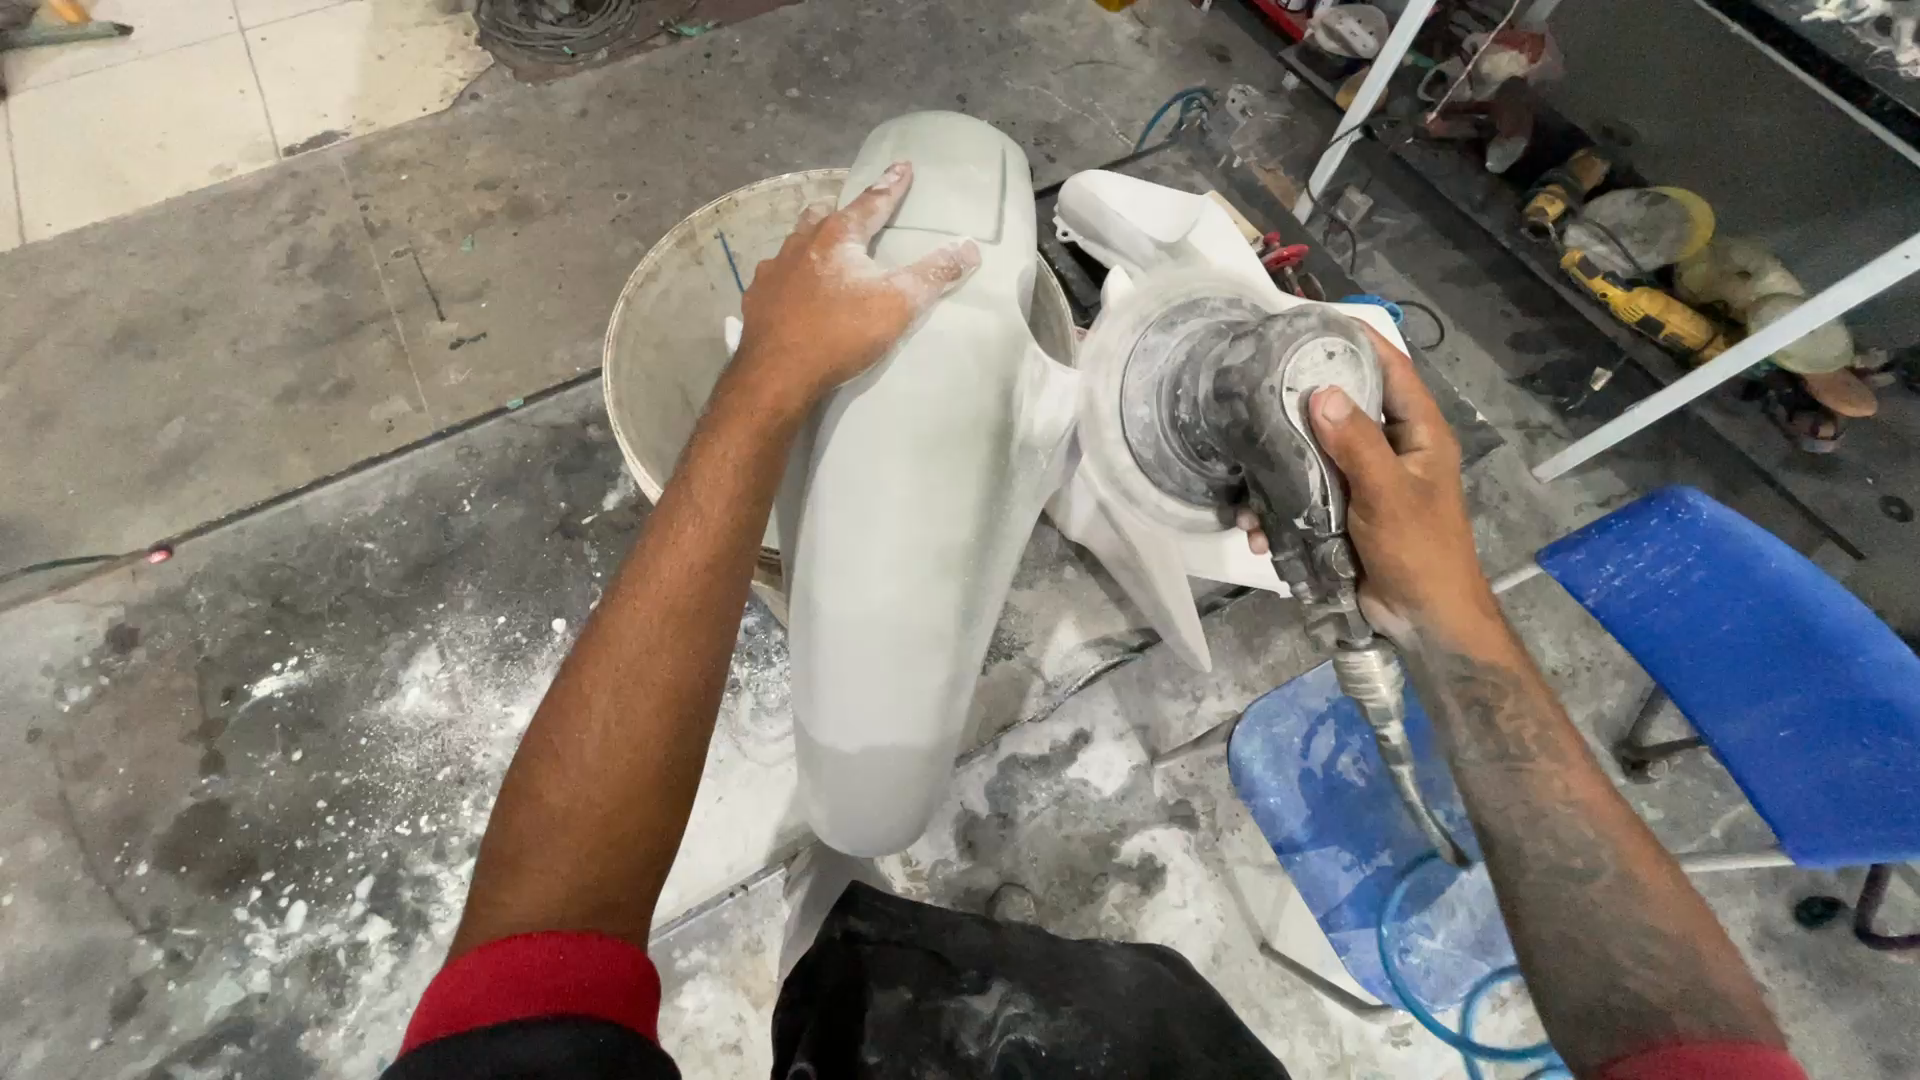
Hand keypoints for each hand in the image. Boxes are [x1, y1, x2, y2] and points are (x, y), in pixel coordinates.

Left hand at [732, 161, 980, 405]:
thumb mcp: (898, 304)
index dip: (892, 186)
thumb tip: (969, 247)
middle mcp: (801, 243)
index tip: (903, 166)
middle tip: (851, 214)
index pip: (872, 202)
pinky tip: (791, 292)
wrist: (779, 373)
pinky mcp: (757, 299)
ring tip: (820, 251)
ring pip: (794, 243)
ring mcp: (773, 270)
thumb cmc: (842, 333)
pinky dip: (789, 277)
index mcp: (838, 237)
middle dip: (840, 211)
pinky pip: (775, 277)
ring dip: (810, 242)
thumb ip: (933, 274)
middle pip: (823, 215)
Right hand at [1242, 326, 1499, 645]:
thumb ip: (1357, 444)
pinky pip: (1304, 498)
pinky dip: (1278, 512)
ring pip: (1314, 458)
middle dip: (1301, 407)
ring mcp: (1363, 483)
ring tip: (1246, 484)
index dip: (1361, 343)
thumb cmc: (1419, 550)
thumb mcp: (1389, 493)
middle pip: (1344, 410)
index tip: (1317, 324)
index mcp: (1418, 435)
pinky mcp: (1341, 513)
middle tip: (1258, 392)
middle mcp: (1390, 450)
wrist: (1421, 617)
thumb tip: (1321, 393)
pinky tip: (1258, 528)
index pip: (1393, 372)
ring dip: (1279, 472)